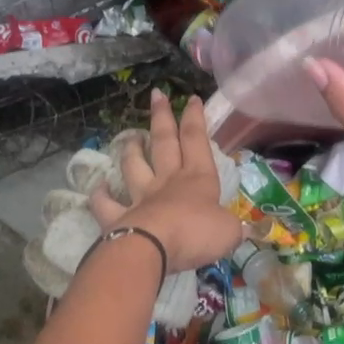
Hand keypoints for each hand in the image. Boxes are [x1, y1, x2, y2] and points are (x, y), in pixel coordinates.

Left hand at [90, 89, 242, 270]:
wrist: (152, 249)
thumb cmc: (195, 234)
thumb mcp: (228, 232)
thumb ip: (234, 227)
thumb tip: (245, 230)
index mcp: (198, 179)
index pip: (197, 140)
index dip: (195, 118)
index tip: (191, 98)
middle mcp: (167, 181)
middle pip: (164, 142)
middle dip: (162, 117)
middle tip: (157, 94)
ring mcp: (141, 197)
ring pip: (134, 166)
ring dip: (132, 149)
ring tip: (131, 136)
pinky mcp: (118, 218)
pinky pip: (106, 204)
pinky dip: (100, 195)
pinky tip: (98, 188)